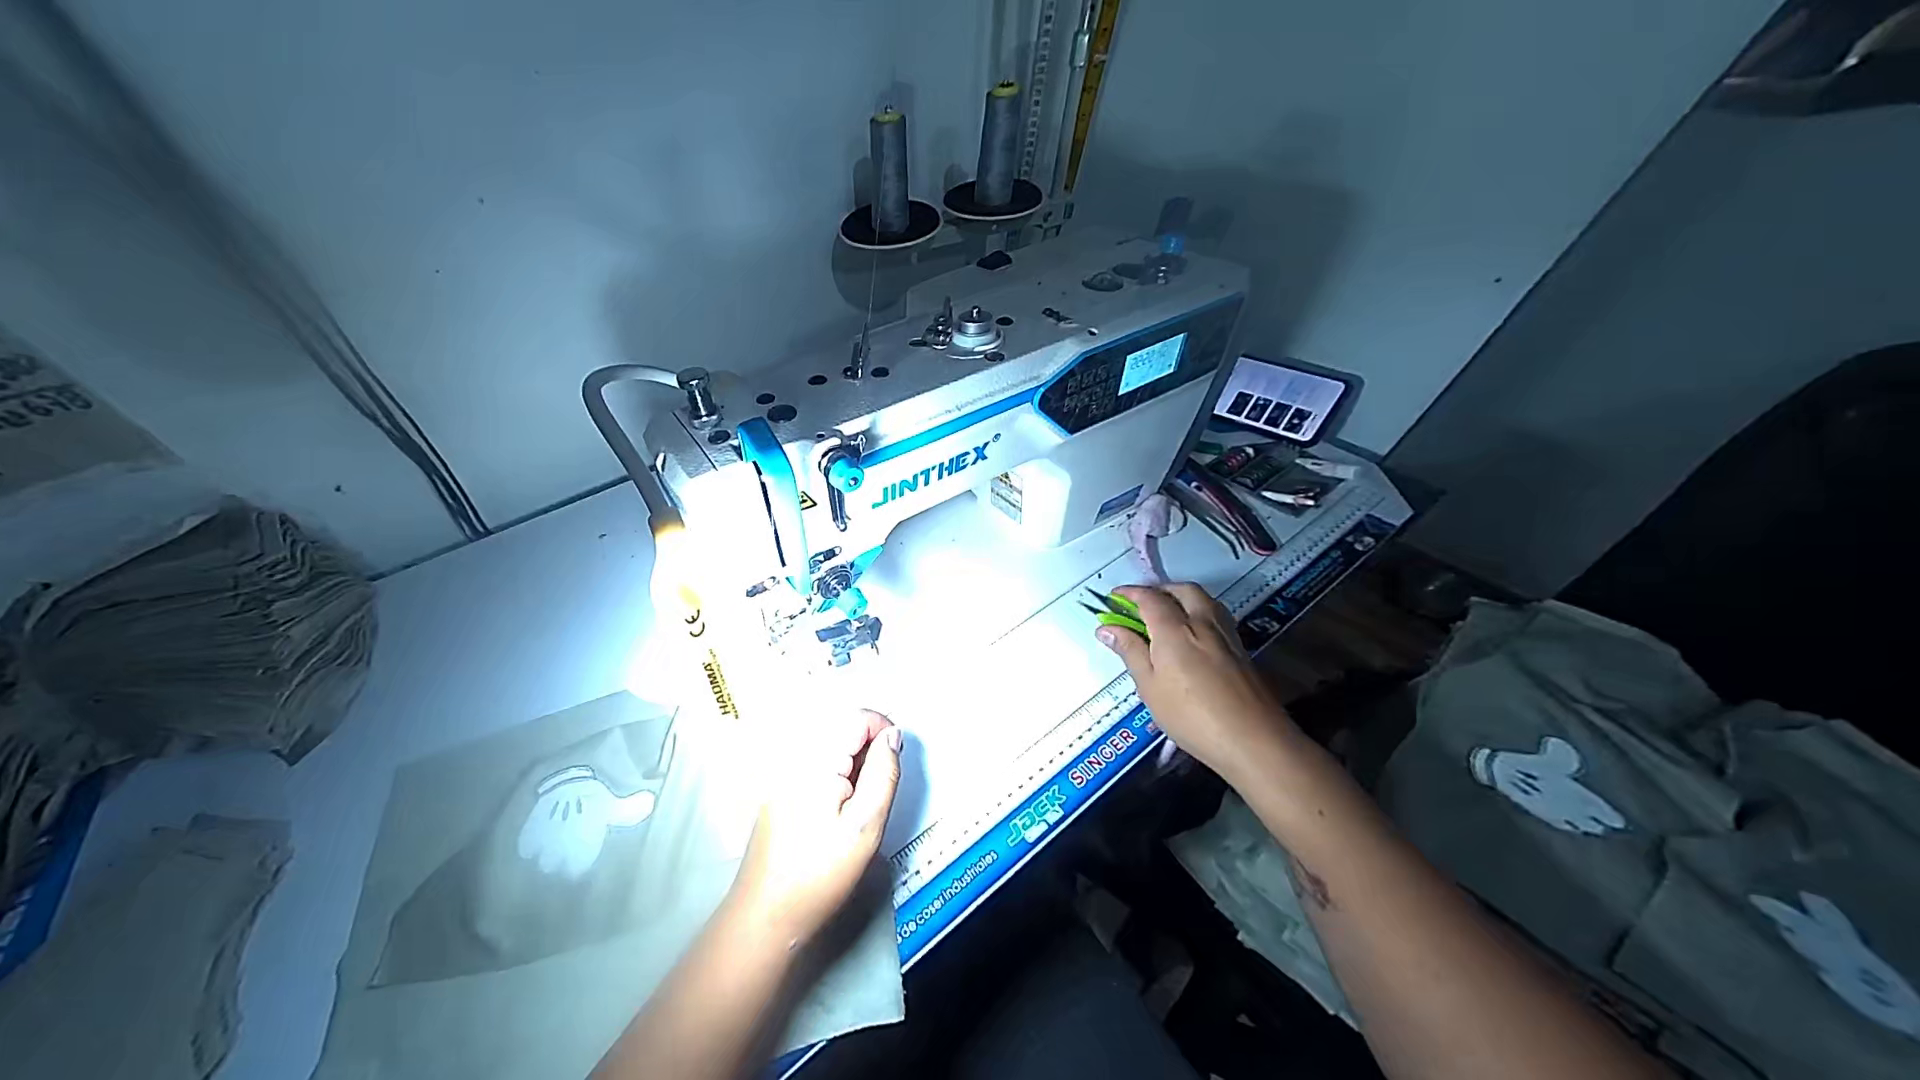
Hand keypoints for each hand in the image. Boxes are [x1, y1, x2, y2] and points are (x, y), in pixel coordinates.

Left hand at [726, 710, 901, 950]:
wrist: (765, 915)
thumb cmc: (814, 877)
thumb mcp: (866, 825)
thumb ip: (884, 773)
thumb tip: (893, 737)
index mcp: (813, 761)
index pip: (856, 715)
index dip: (883, 729)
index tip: (894, 755)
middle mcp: (791, 757)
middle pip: (841, 725)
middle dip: (866, 747)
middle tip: (873, 789)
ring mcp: (779, 771)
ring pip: (829, 742)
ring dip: (850, 760)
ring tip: (853, 802)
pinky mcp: (776, 786)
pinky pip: (813, 760)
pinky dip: (832, 772)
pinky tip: (834, 809)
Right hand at [1096, 583, 1296, 783]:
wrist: (1252, 739)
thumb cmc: (1191, 716)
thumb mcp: (1149, 687)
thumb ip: (1129, 651)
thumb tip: (1108, 628)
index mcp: (1175, 629)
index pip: (1149, 598)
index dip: (1129, 594)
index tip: (1114, 598)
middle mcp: (1202, 623)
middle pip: (1181, 590)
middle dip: (1159, 590)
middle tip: (1141, 605)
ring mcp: (1225, 635)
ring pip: (1203, 600)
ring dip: (1181, 597)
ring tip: (1166, 617)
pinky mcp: (1241, 649)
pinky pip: (1216, 616)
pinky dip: (1198, 613)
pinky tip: (1192, 636)